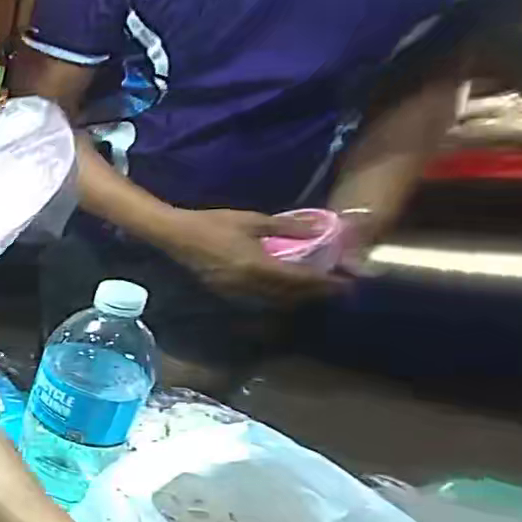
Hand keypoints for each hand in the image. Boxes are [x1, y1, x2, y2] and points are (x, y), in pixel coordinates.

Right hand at [158, 208, 342, 302]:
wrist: (173, 234)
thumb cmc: (210, 223)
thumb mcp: (251, 220)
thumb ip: (287, 226)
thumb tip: (321, 228)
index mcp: (258, 266)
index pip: (301, 280)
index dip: (327, 282)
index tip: (348, 281)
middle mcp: (248, 283)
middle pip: (290, 296)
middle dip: (314, 293)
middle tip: (335, 288)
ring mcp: (233, 289)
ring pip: (273, 301)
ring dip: (295, 298)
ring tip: (310, 291)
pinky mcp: (222, 290)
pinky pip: (256, 299)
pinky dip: (274, 298)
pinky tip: (278, 291)